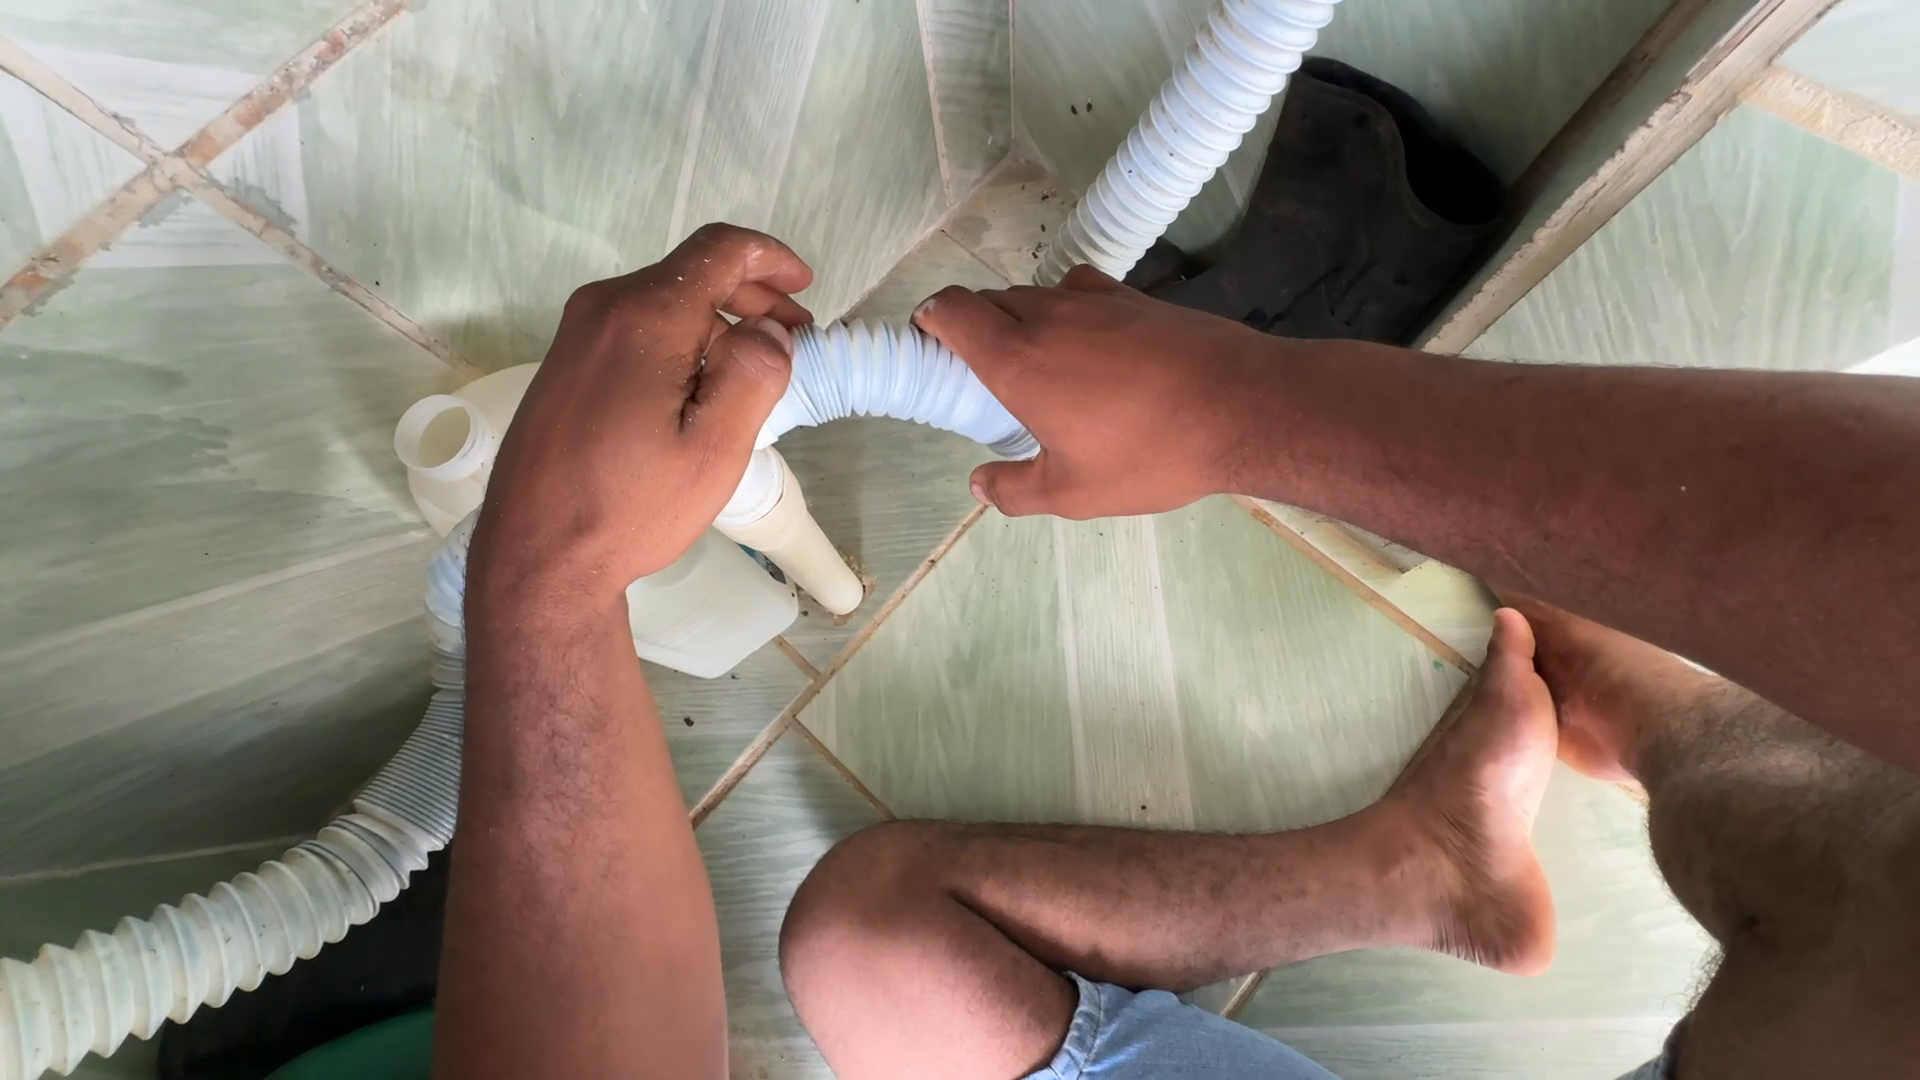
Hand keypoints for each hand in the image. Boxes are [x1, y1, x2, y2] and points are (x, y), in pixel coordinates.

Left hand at [470, 223, 813, 595]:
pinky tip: (706, 383)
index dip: (769, 257)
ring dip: (721, 321)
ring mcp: (578, 337)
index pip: (718, 251)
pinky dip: (687, 339)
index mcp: (645, 317)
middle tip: (796, 334)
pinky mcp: (569, 366)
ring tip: (759, 365)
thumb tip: (769, 330)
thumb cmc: (634, 506)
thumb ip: (753, 375)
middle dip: (754, 295)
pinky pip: (640, 329)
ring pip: (666, 302)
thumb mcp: (714, 448)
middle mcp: (604, 309)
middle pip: (691, 273)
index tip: (804, 283)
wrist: (539, 555)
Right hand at [912, 265, 1284, 518]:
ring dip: (1018, 318)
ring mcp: (1095, 300)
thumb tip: (979, 485)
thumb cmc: (1148, 454)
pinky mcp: (1135, 297)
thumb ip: (1014, 491)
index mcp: (1019, 360)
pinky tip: (1085, 341)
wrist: (1244, 408)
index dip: (931, 317)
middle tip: (979, 366)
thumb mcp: (1072, 493)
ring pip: (1034, 295)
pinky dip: (1063, 309)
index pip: (954, 311)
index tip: (927, 336)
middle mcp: (1048, 317)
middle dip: (972, 324)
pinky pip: (1079, 292)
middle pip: (990, 300)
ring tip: (1033, 360)